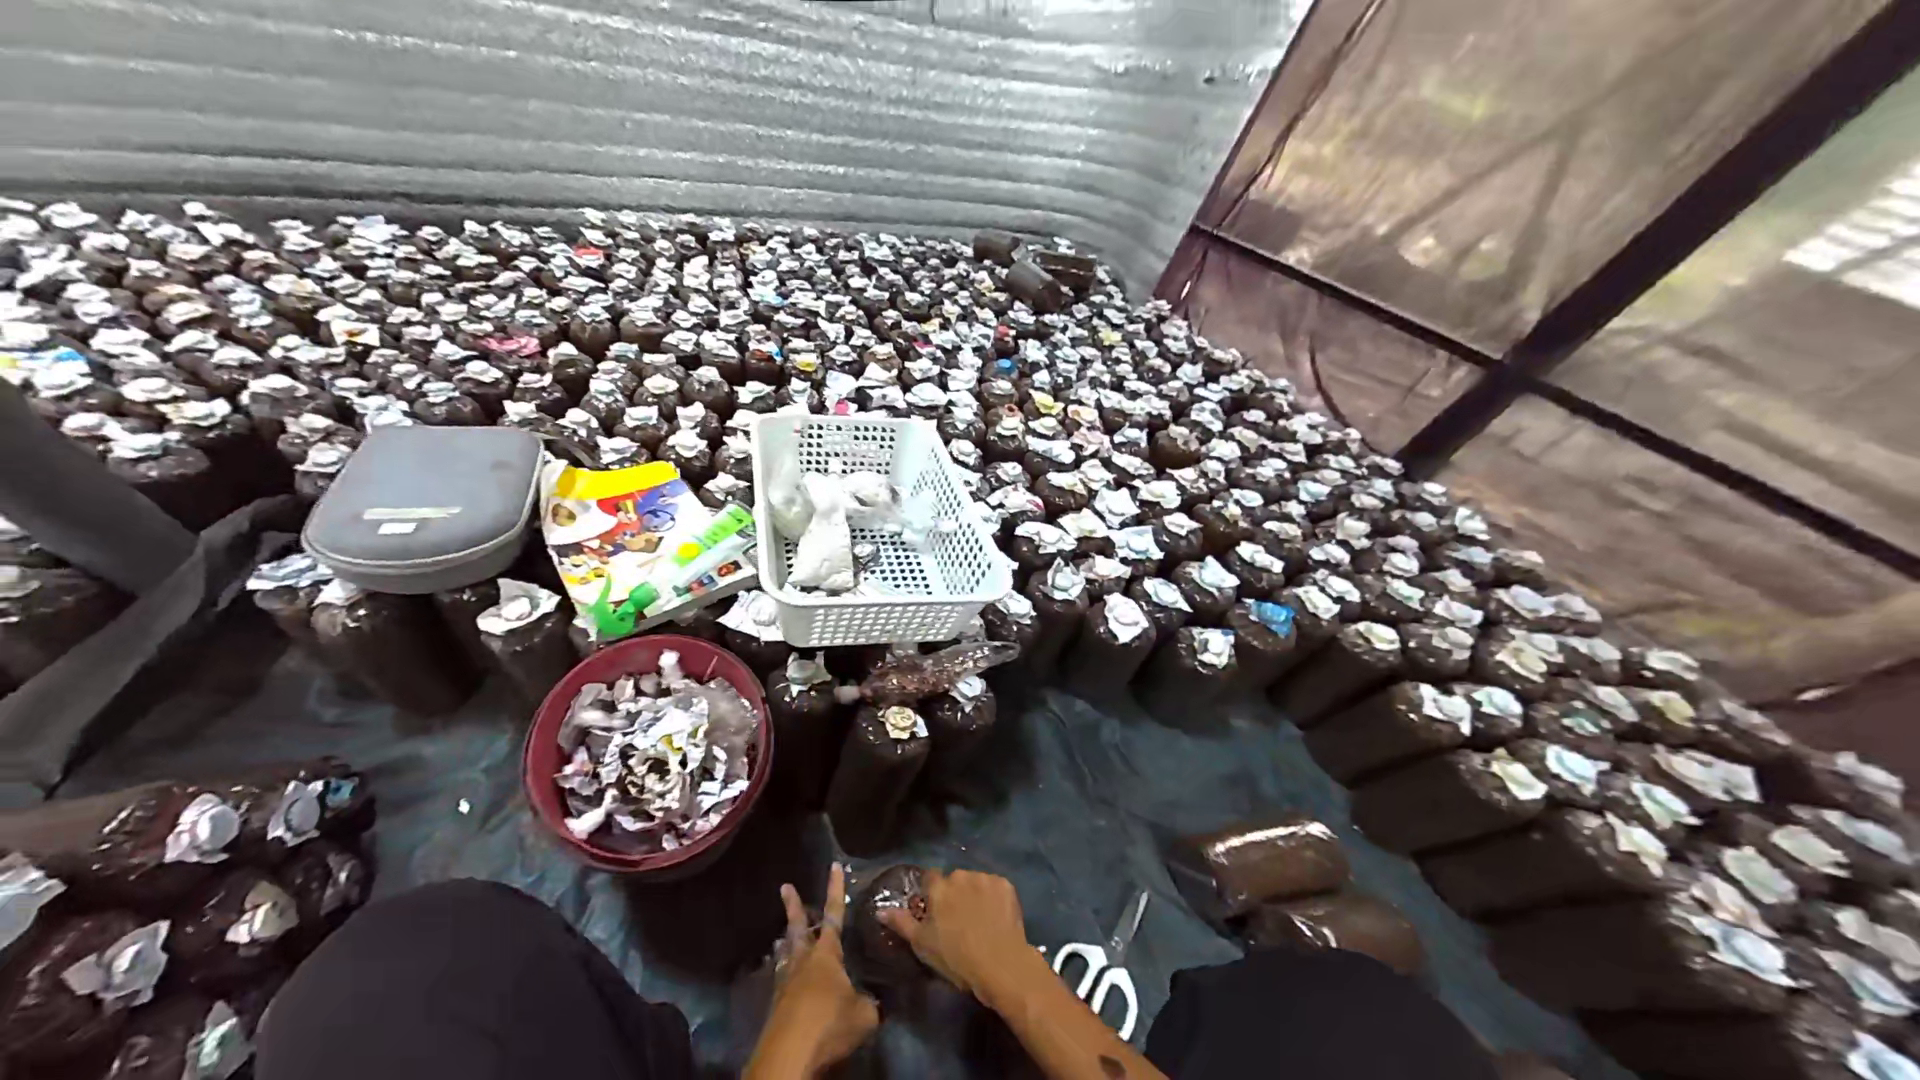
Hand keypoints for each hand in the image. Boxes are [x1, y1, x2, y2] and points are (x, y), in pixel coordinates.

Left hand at [747, 862, 879, 1078]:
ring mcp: (786, 983)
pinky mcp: (776, 1007)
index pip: (834, 913)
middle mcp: (803, 961)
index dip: (836, 889)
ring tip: (781, 937)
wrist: (789, 1056)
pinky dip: (784, 974)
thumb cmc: (829, 1024)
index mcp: (826, 954)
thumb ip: (869, 1003)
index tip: (834, 866)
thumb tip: (871, 1002)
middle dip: (793, 907)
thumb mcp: (864, 1015)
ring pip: (786, 954)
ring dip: (786, 943)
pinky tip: (784, 982)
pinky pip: (781, 981)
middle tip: (785, 887)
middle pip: (798, 928)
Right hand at [879, 869, 1041, 1003]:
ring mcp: (985, 878)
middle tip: (957, 920)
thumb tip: (880, 910)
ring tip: (979, 920)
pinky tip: (995, 917)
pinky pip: (994, 887)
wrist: (1000, 964)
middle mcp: (960, 875)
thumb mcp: (922, 944)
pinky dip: (993, 897)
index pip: (929, 878)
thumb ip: (901, 923)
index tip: (935, 912)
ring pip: (975, 881)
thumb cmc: (956, 958)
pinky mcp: (1006, 885)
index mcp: (938, 887)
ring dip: (974, 893)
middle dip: (954, 894)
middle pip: (954, 880)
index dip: (931, 894)